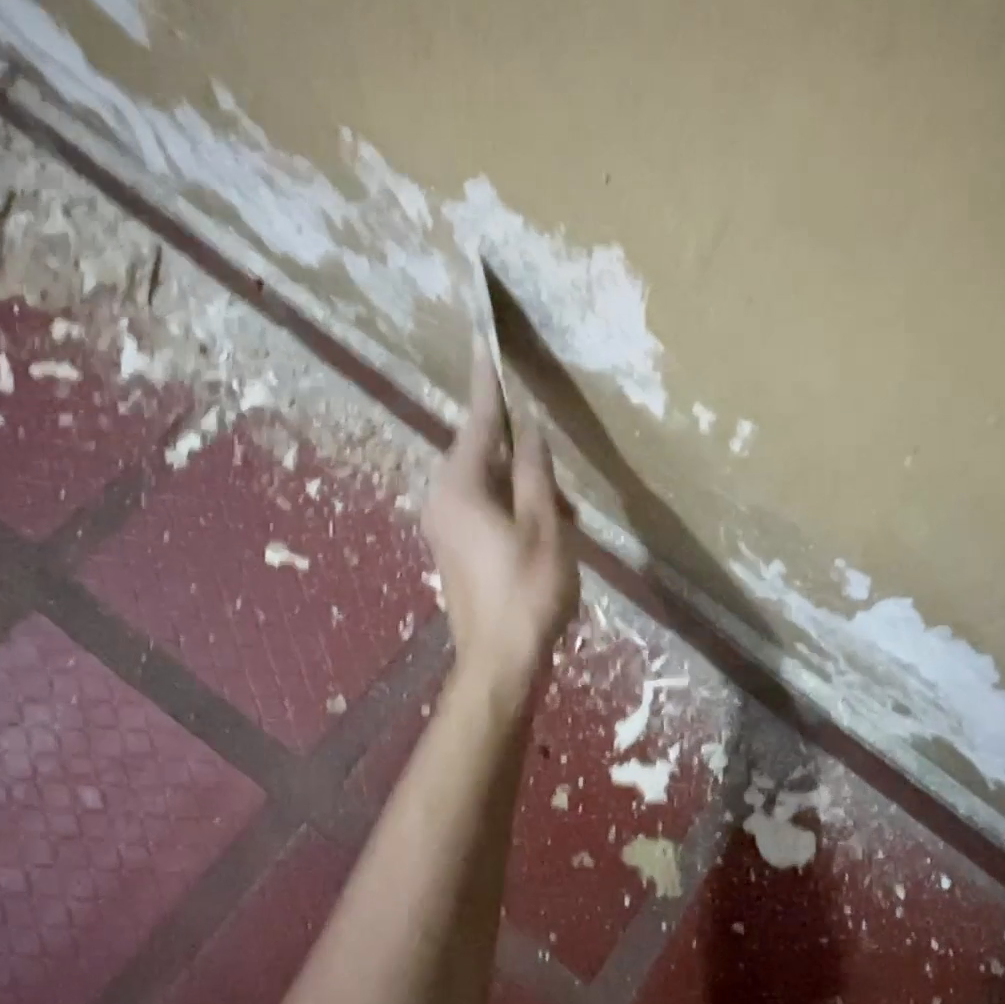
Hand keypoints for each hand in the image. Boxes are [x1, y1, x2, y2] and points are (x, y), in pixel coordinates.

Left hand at [421, 333, 577, 710]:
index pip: (479, 421)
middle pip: (481, 452)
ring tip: (563, 509)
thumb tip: (531, 427)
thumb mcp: (544, 524)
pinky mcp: (454, 547)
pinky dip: (514, 505)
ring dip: (524, 484)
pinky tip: (546, 525)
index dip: (487, 382)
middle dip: (519, 447)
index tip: (482, 342)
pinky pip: (483, 507)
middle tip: (550, 449)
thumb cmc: (527, 590)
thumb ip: (535, 470)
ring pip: (487, 483)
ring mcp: (444, 525)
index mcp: (460, 486)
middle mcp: (441, 498)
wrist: (500, 661)